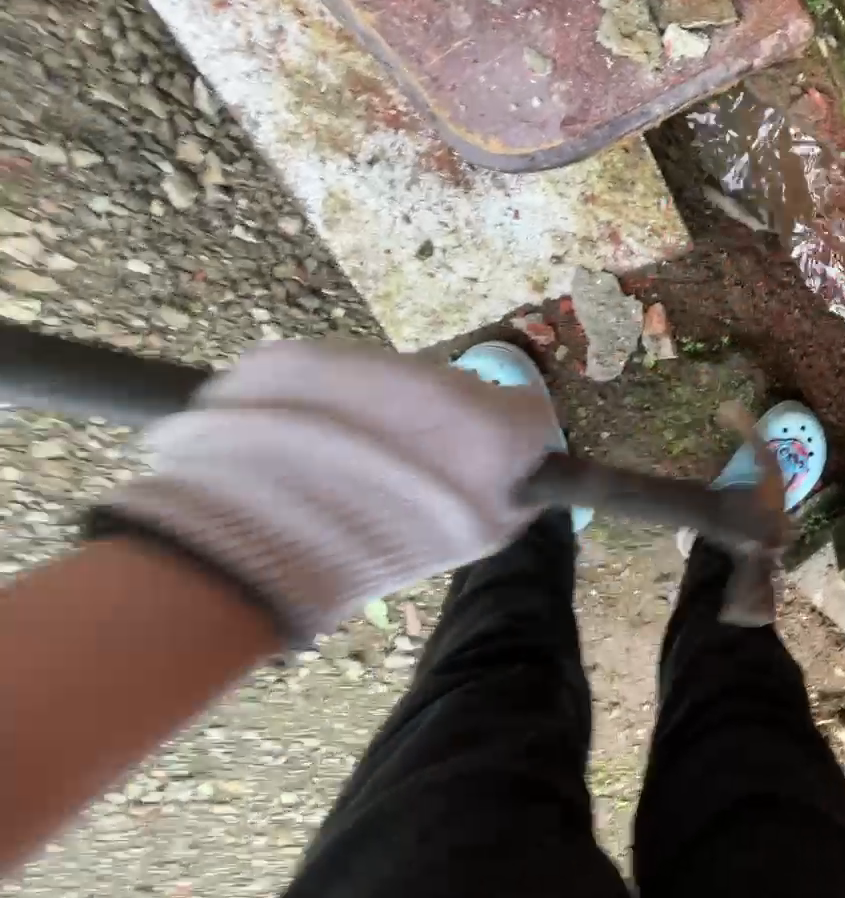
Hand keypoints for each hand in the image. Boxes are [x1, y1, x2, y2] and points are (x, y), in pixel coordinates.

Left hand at [92, 340, 559, 637]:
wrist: (260, 538)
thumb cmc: (392, 544)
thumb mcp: (484, 534)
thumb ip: (517, 491)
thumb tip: (522, 469)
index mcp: (495, 425)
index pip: (530, 411)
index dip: (514, 436)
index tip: (491, 461)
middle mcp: (444, 380)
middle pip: (462, 392)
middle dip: (447, 421)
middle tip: (414, 467)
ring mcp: (371, 360)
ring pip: (395, 380)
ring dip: (386, 408)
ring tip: (349, 459)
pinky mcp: (301, 352)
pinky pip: (327, 371)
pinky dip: (323, 399)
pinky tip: (304, 442)